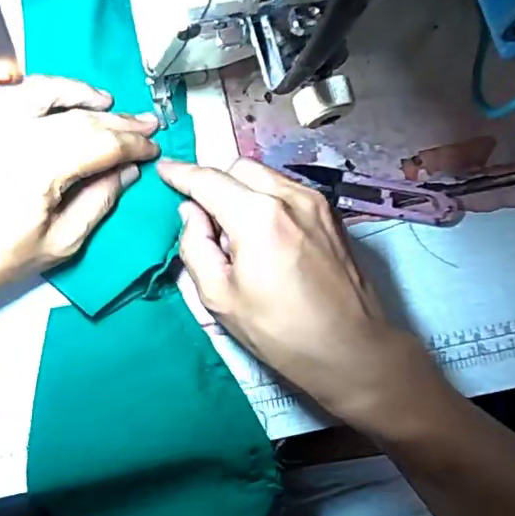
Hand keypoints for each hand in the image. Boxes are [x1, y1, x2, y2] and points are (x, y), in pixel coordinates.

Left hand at [0, 77, 159, 382]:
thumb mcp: (62, 240)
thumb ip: (100, 199)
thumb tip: (128, 171)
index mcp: (39, 165)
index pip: (102, 142)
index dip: (133, 145)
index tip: (153, 148)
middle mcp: (13, 131)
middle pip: (80, 116)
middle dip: (118, 121)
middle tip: (145, 124)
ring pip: (45, 90)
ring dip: (81, 94)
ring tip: (106, 102)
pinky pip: (13, 91)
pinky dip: (43, 90)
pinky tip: (60, 101)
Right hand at [158, 158, 451, 433]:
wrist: (350, 348)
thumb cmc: (281, 332)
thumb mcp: (221, 298)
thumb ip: (196, 247)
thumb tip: (191, 213)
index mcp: (258, 217)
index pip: (208, 179)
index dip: (180, 173)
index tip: (164, 170)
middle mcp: (289, 197)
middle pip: (239, 168)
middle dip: (215, 183)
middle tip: (207, 221)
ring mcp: (316, 202)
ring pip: (266, 176)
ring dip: (243, 190)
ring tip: (240, 234)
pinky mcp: (331, 214)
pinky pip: (287, 190)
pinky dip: (268, 199)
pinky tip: (268, 236)